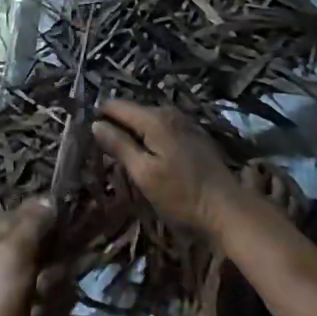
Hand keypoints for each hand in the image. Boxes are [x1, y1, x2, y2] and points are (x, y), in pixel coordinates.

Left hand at [0, 195, 56, 315]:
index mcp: (9, 227)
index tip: (68, 232)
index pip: (45, 208)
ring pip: (61, 278)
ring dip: (51, 296)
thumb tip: (55, 196)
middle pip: (59, 247)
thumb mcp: (14, 248)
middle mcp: (20, 249)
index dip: (58, 218)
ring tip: (32, 308)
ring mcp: (28, 281)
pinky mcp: (35, 309)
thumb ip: (36, 219)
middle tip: (41, 282)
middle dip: (56, 268)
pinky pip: (57, 305)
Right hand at [93, 99, 240, 235]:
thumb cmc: (182, 195)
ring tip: (125, 157)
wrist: (229, 210)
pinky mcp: (194, 135)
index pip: (116, 106)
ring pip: (148, 121)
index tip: (87, 134)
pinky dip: (151, 138)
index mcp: (154, 118)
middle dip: (117, 126)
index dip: (99, 116)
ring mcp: (184, 122)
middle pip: (132, 112)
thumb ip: (119, 146)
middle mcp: (169, 112)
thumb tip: (96, 124)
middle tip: (105, 152)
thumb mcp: (144, 174)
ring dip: (135, 134)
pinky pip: (163, 129)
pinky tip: (151, 158)